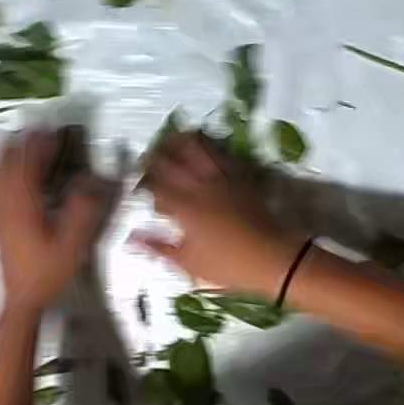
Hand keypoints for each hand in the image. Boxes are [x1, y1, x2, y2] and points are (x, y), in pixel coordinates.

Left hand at [0, 130, 112, 312]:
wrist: (21, 298)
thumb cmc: (48, 271)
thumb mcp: (73, 243)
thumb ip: (82, 210)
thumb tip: (88, 180)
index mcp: (23, 206)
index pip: (29, 166)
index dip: (39, 146)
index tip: (50, 130)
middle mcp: (4, 205)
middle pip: (8, 165)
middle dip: (22, 143)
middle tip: (36, 128)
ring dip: (4, 154)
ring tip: (14, 139)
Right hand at [133, 131, 302, 295]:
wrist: (272, 258)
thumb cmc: (227, 266)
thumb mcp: (187, 262)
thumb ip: (157, 247)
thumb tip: (131, 237)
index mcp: (184, 207)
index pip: (155, 185)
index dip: (143, 182)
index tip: (138, 184)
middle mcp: (200, 186)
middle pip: (171, 160)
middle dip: (155, 156)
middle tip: (147, 156)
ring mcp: (222, 178)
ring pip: (197, 148)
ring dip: (180, 141)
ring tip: (171, 139)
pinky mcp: (240, 177)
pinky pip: (222, 154)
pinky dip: (209, 146)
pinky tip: (204, 145)